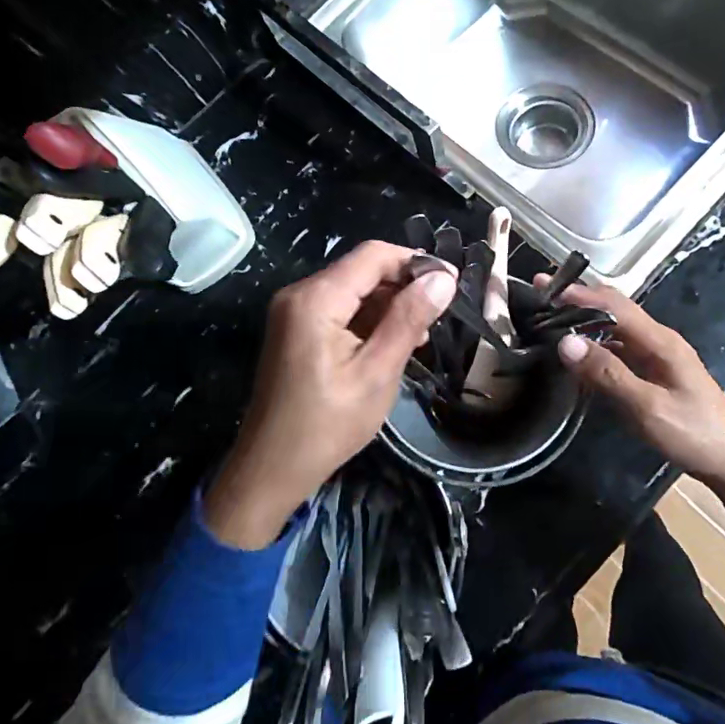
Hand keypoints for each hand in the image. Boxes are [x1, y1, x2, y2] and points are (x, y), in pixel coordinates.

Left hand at [206, 242, 455, 548]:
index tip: (452, 282)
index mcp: (316, 298)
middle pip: (362, 269)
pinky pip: (339, 309)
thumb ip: (408, 319)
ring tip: (421, 334)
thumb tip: (442, 278)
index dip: (415, 262)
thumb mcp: (377, 372)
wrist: (272, 468)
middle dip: (403, 285)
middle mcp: (299, 294)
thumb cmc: (327, 425)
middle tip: (439, 314)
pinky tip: (393, 342)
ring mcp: (294, 312)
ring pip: (353, 289)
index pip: (373, 255)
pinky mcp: (295, 329)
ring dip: (388, 304)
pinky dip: (368, 319)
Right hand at [542, 277, 724, 586]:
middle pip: (614, 310)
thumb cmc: (693, 433)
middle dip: (579, 299)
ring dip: (584, 321)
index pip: (614, 306)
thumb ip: (607, 374)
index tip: (546, 289)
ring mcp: (657, 357)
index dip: (579, 294)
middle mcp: (658, 341)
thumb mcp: (647, 407)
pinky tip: (577, 355)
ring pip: (615, 329)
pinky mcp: (654, 373)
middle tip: (543, 295)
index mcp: (660, 341)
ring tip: (551, 320)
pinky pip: (619, 349)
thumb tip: (565, 342)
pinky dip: (595, 344)